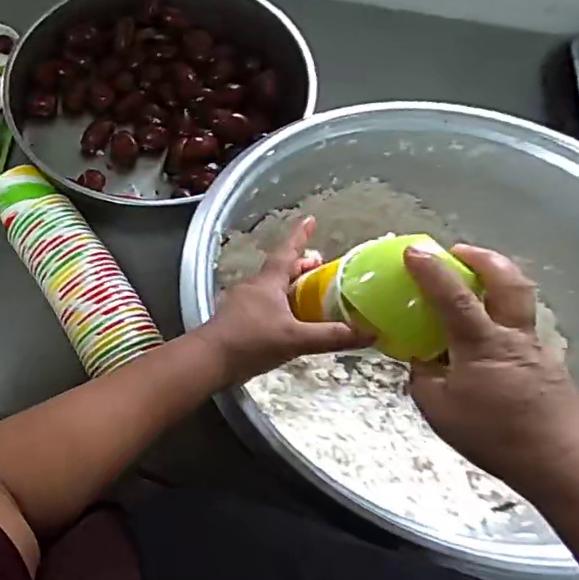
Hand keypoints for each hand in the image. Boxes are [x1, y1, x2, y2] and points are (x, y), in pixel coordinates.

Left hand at [198, 216, 374, 382]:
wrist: (208, 359)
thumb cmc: (249, 342)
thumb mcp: (295, 339)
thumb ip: (332, 336)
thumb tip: (370, 333)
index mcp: (266, 283)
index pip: (286, 252)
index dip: (299, 236)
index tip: (310, 219)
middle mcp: (252, 287)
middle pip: (280, 270)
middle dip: (301, 266)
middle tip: (323, 268)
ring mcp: (242, 303)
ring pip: (271, 287)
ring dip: (292, 286)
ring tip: (314, 294)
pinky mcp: (238, 319)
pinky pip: (265, 303)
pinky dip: (282, 304)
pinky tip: (293, 319)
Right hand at [404, 244, 578, 488]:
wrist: (566, 464)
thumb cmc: (495, 435)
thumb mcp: (436, 405)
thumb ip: (424, 373)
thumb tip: (419, 357)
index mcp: (482, 346)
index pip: (453, 298)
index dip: (431, 271)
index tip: (413, 251)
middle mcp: (513, 338)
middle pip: (509, 283)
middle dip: (484, 259)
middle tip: (457, 251)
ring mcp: (535, 350)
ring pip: (520, 301)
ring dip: (496, 281)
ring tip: (469, 280)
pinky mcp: (544, 365)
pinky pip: (518, 326)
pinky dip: (498, 313)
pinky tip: (481, 329)